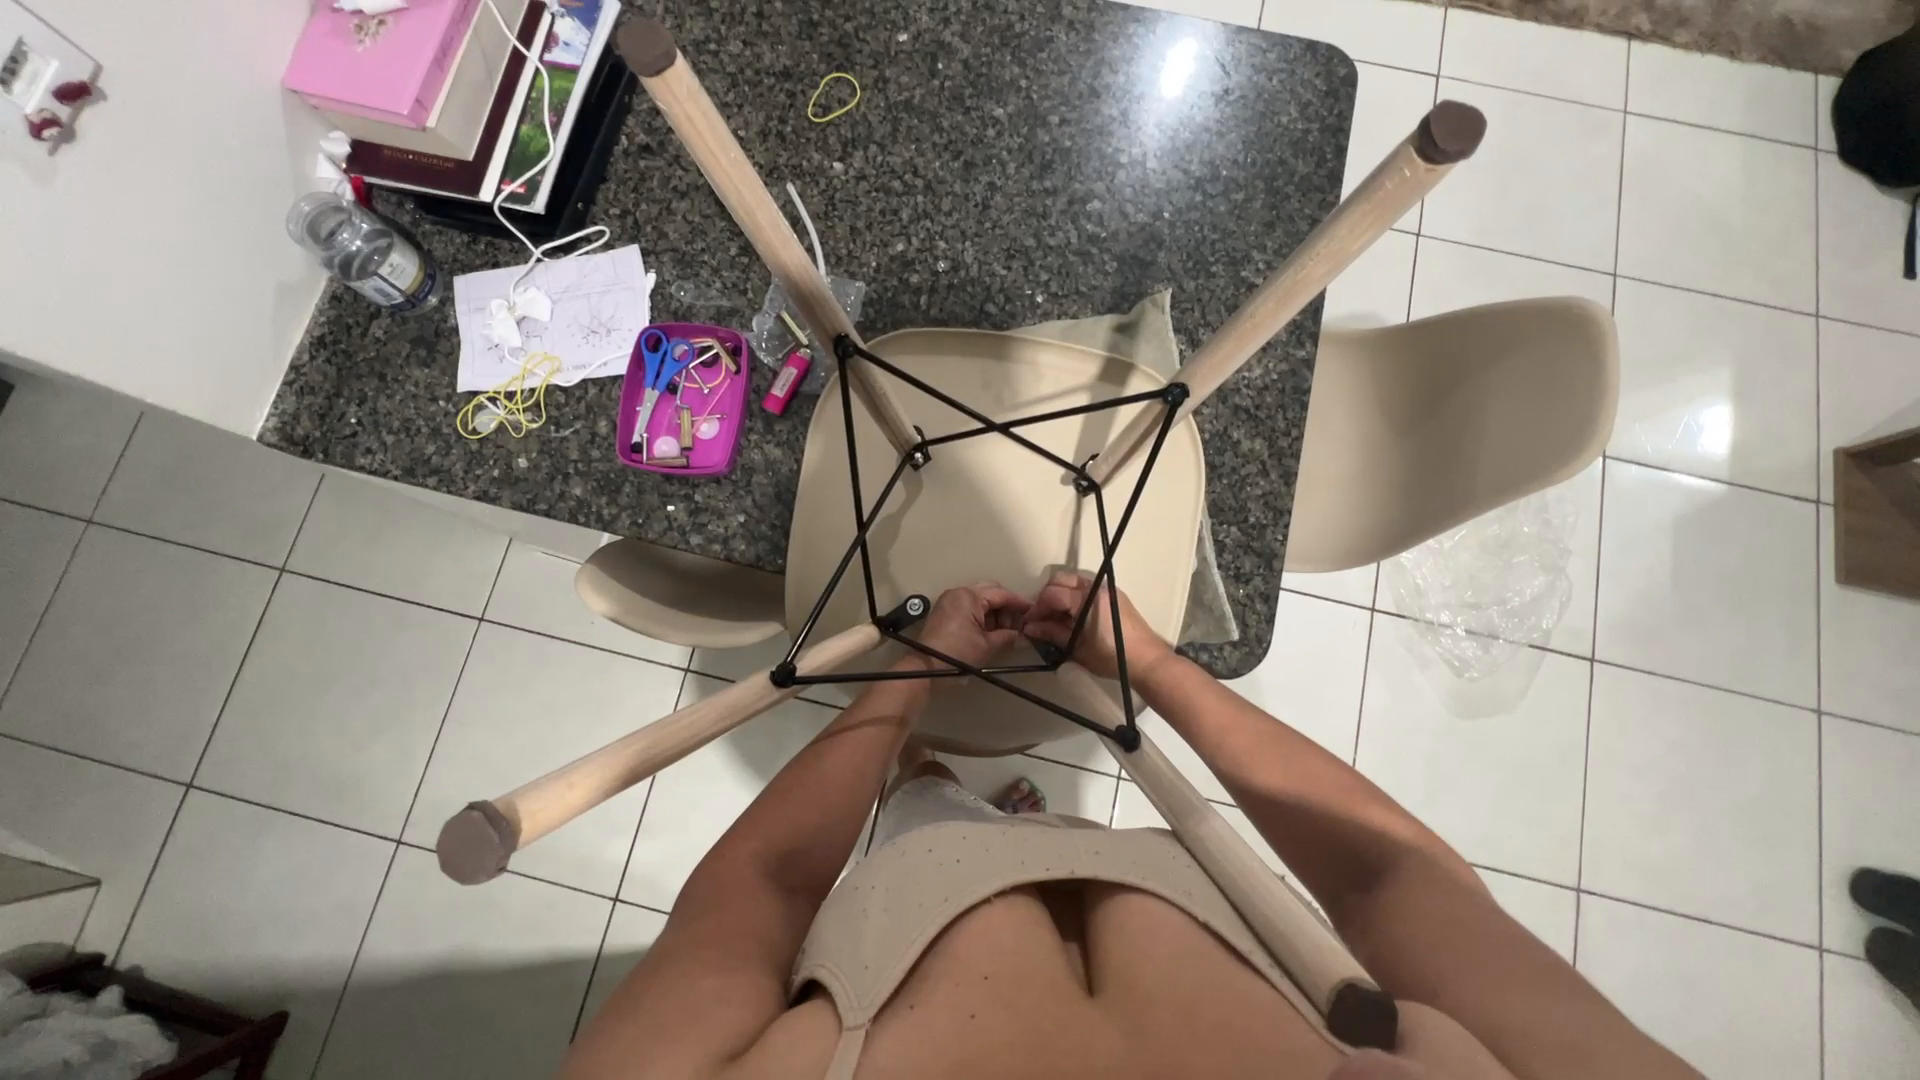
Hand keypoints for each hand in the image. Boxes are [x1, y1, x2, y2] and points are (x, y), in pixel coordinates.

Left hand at [912, 583, 1031, 669]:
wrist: (927, 668)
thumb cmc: (958, 653)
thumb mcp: (987, 645)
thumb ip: (1007, 636)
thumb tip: (1021, 634)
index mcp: (969, 596)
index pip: (1001, 594)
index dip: (1019, 603)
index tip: (1033, 612)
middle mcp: (959, 593)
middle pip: (990, 592)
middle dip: (1006, 607)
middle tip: (1019, 623)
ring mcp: (950, 601)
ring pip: (980, 599)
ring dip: (995, 612)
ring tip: (1007, 630)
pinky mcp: (945, 611)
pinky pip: (969, 607)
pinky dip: (982, 616)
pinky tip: (992, 630)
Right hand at [1022, 570, 1172, 680]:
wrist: (1148, 661)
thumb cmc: (1112, 658)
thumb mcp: (1078, 649)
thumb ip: (1053, 633)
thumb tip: (1030, 628)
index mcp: (1088, 599)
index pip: (1052, 595)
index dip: (1037, 609)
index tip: (1029, 623)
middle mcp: (1097, 586)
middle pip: (1061, 580)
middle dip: (1046, 597)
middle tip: (1041, 618)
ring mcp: (1107, 588)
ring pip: (1073, 581)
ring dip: (1060, 594)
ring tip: (1055, 617)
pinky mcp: (1113, 595)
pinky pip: (1086, 587)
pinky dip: (1073, 596)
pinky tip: (1072, 616)